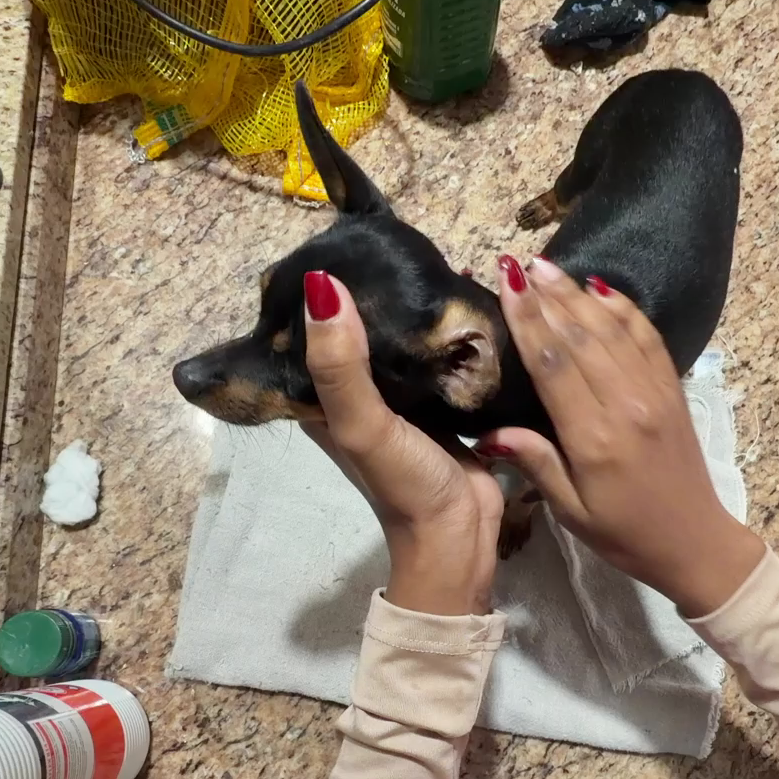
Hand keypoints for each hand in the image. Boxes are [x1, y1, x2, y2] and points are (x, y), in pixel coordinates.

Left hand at [301, 272, 503, 615]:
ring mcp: (403, 400)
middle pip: (362, 333)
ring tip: (435, 261)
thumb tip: (324, 285)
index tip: (345, 244)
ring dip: (417, 312)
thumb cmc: (402, 484)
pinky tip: (466, 299)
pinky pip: (441, 358)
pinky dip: (449, 334)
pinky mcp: (442, 405)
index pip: (312, 334)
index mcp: (326, 399)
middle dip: (380, 294)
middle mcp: (360, 395)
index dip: (321, 293)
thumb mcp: (362, 425)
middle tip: (403, 245)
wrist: (460, 534)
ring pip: (405, 343)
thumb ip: (341, 365)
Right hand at [476, 257, 763, 616]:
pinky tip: (601, 290)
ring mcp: (655, 392)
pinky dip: (624, 309)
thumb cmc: (624, 534)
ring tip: (550, 266)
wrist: (695, 541)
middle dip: (548, 297)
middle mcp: (626, 404)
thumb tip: (489, 431)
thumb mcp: (571, 512)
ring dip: (579, 294)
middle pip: (581, 336)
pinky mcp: (673, 390)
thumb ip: (536, 464)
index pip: (554, 365)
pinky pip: (648, 338)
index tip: (506, 284)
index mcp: (595, 438)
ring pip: (613, 329)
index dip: (528, 320)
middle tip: (519, 265)